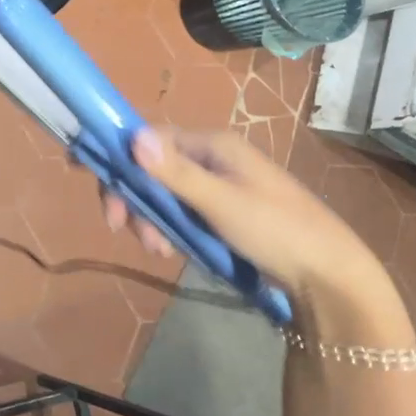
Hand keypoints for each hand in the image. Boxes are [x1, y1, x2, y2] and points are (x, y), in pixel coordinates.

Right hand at [113, 128, 385, 299]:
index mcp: (212, 145)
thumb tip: (132, 135)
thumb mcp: (221, 203)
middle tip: (121, 230)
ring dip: (148, 218)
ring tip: (157, 250)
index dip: (116, 154)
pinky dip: (166, 228)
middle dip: (132, 197)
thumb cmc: (278, 232)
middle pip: (148, 167)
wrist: (332, 280)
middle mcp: (211, 158)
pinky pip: (177, 212)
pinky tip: (170, 249)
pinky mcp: (220, 213)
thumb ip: (175, 172)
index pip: (147, 138)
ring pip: (160, 193)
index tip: (83, 172)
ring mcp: (216, 186)